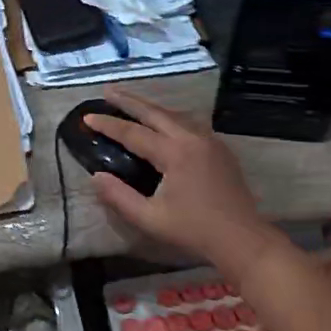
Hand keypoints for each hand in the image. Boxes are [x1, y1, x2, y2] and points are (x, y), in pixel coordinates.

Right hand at [85, 87, 271, 267]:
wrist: (244, 240)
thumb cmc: (194, 231)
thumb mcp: (150, 219)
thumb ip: (119, 197)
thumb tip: (96, 177)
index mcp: (175, 153)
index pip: (133, 133)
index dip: (108, 125)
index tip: (86, 117)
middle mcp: (193, 139)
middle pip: (155, 112)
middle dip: (129, 100)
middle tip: (107, 90)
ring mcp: (210, 141)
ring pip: (174, 114)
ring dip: (150, 106)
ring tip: (130, 100)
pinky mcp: (219, 148)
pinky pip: (189, 122)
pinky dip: (169, 116)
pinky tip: (162, 120)